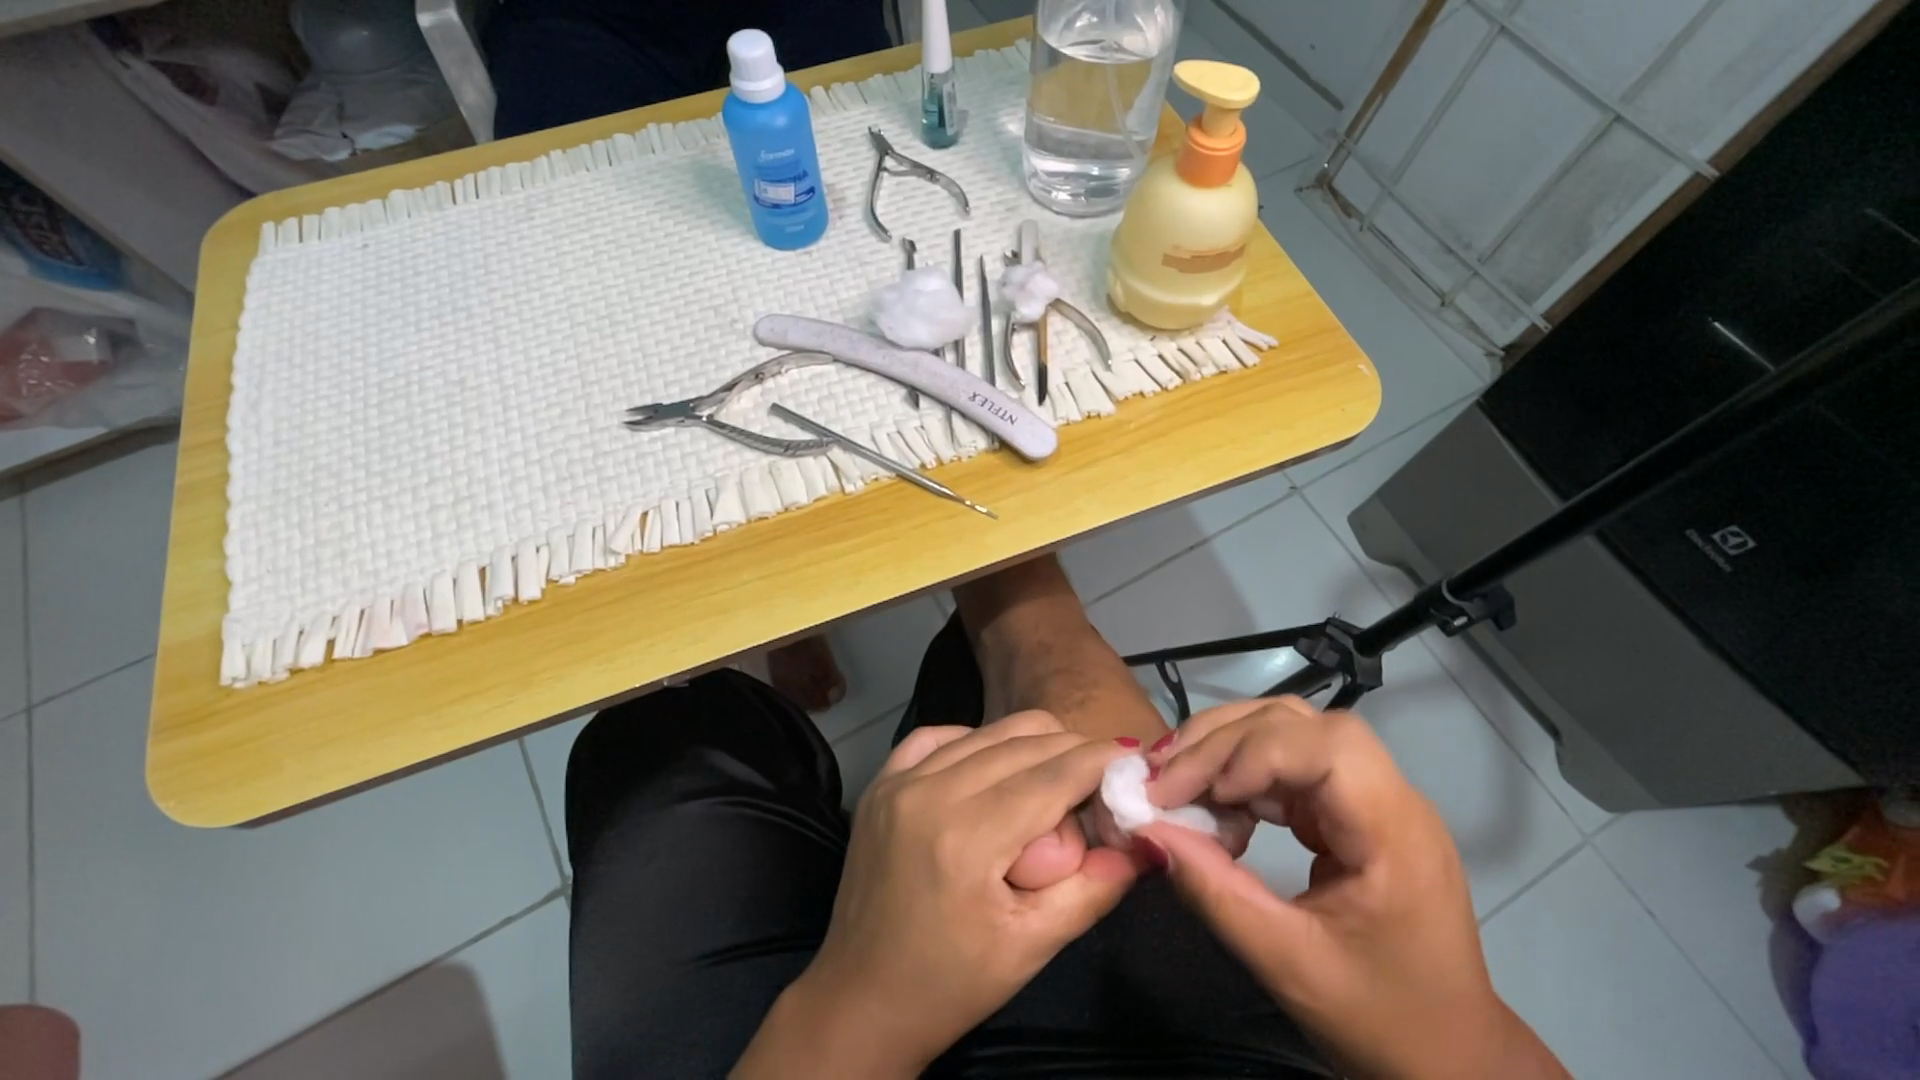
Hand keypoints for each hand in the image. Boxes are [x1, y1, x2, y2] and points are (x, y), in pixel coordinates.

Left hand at [734, 712, 1138, 1077]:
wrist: (860, 1001)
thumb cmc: (950, 985)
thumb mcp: (1032, 947)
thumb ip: (1093, 889)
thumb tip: (1147, 842)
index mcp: (967, 836)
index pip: (1052, 774)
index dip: (1099, 758)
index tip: (1134, 756)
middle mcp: (928, 792)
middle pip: (1022, 742)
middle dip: (1072, 752)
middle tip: (1099, 783)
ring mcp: (896, 783)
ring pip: (983, 732)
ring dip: (1029, 746)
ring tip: (1056, 777)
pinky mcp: (879, 785)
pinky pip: (935, 738)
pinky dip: (974, 741)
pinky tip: (993, 766)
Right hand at [1137, 698, 1568, 1079]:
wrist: (1448, 1058)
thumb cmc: (1380, 1019)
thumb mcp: (1287, 964)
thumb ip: (1215, 892)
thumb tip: (1147, 832)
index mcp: (1394, 832)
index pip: (1326, 746)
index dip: (1252, 752)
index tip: (1190, 792)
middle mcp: (1389, 797)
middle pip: (1300, 725)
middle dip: (1223, 742)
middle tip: (1160, 779)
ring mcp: (1370, 801)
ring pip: (1291, 735)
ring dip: (1227, 750)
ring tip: (1174, 782)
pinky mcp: (1350, 814)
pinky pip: (1288, 769)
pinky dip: (1241, 777)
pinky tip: (1212, 807)